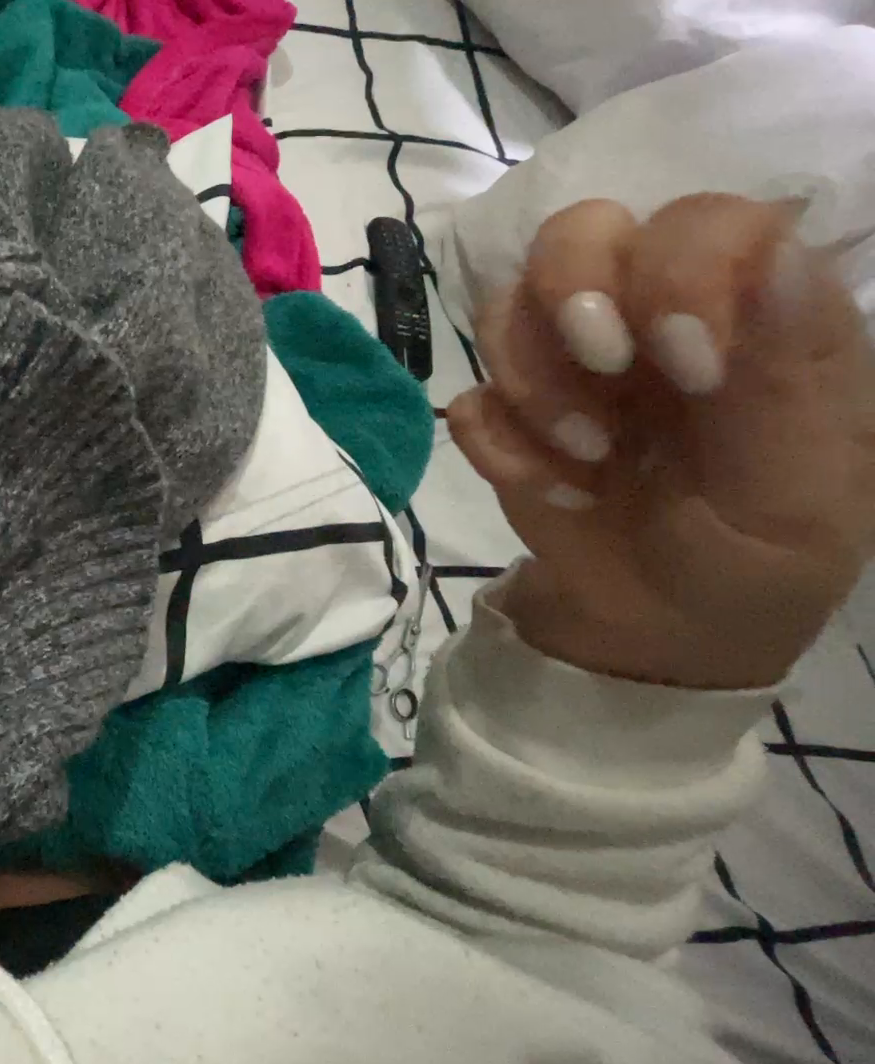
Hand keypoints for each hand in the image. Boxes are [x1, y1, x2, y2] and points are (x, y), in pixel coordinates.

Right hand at [449, 194, 874, 688]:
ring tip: (583, 458)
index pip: (701, 223)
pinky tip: (553, 490)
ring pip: (501, 308)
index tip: (688, 367)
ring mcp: (563, 369)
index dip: (678, 272)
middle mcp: (648, 323)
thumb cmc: (757, 559)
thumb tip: (770, 254)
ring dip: (532, 386)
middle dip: (573, 296)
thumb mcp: (806, 484)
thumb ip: (795, 373)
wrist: (658, 629)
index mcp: (748, 317)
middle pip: (578, 233)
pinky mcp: (502, 420)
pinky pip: (468, 402)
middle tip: (602, 370)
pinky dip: (498, 448)